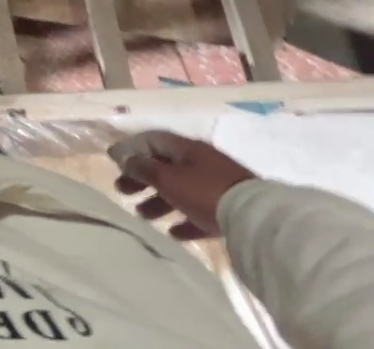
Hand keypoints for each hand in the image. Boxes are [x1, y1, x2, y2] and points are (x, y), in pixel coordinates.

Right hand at [108, 130, 256, 239]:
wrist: (260, 220)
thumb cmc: (205, 192)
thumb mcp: (167, 178)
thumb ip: (141, 167)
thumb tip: (121, 156)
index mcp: (186, 148)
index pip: (151, 140)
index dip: (130, 149)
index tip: (114, 163)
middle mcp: (201, 162)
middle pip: (163, 166)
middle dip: (140, 179)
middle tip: (123, 191)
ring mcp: (217, 186)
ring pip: (180, 190)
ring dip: (158, 201)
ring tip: (144, 216)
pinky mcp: (230, 209)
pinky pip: (200, 211)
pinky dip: (184, 219)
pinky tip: (174, 233)